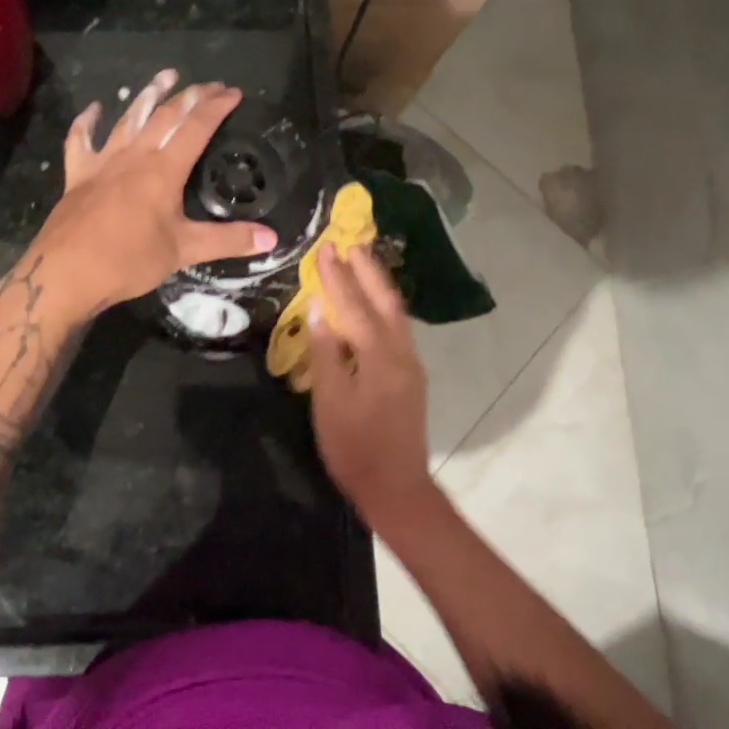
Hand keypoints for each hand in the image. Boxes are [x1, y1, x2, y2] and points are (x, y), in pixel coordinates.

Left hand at [31, 70, 277, 313]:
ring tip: (165, 77)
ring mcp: (102, 162)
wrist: (67, 273)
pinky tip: (93, 110)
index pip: (196, 127)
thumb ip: (228, 241)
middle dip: (190, 96)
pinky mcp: (78, 175)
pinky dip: (86, 122)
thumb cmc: (128, 260)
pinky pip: (81, 141)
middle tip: (209, 85)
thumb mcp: (183, 251)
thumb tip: (272, 239)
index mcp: (163, 170)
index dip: (216, 106)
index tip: (234, 92)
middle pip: (165, 116)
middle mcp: (134, 156)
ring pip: (128, 119)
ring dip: (148, 95)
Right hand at [306, 242, 437, 523]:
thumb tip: (318, 310)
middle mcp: (401, 352)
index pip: (353, 305)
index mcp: (379, 356)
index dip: (336, 276)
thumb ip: (324, 353)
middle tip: (350, 241)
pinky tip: (372, 305)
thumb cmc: (354, 447)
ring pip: (394, 313)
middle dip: (366, 269)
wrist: (396, 487)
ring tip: (361, 262)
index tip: (324, 247)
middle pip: (384, 300)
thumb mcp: (329, 401)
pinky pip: (396, 328)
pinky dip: (382, 307)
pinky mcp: (410, 377)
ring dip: (377, 285)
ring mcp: (409, 364)